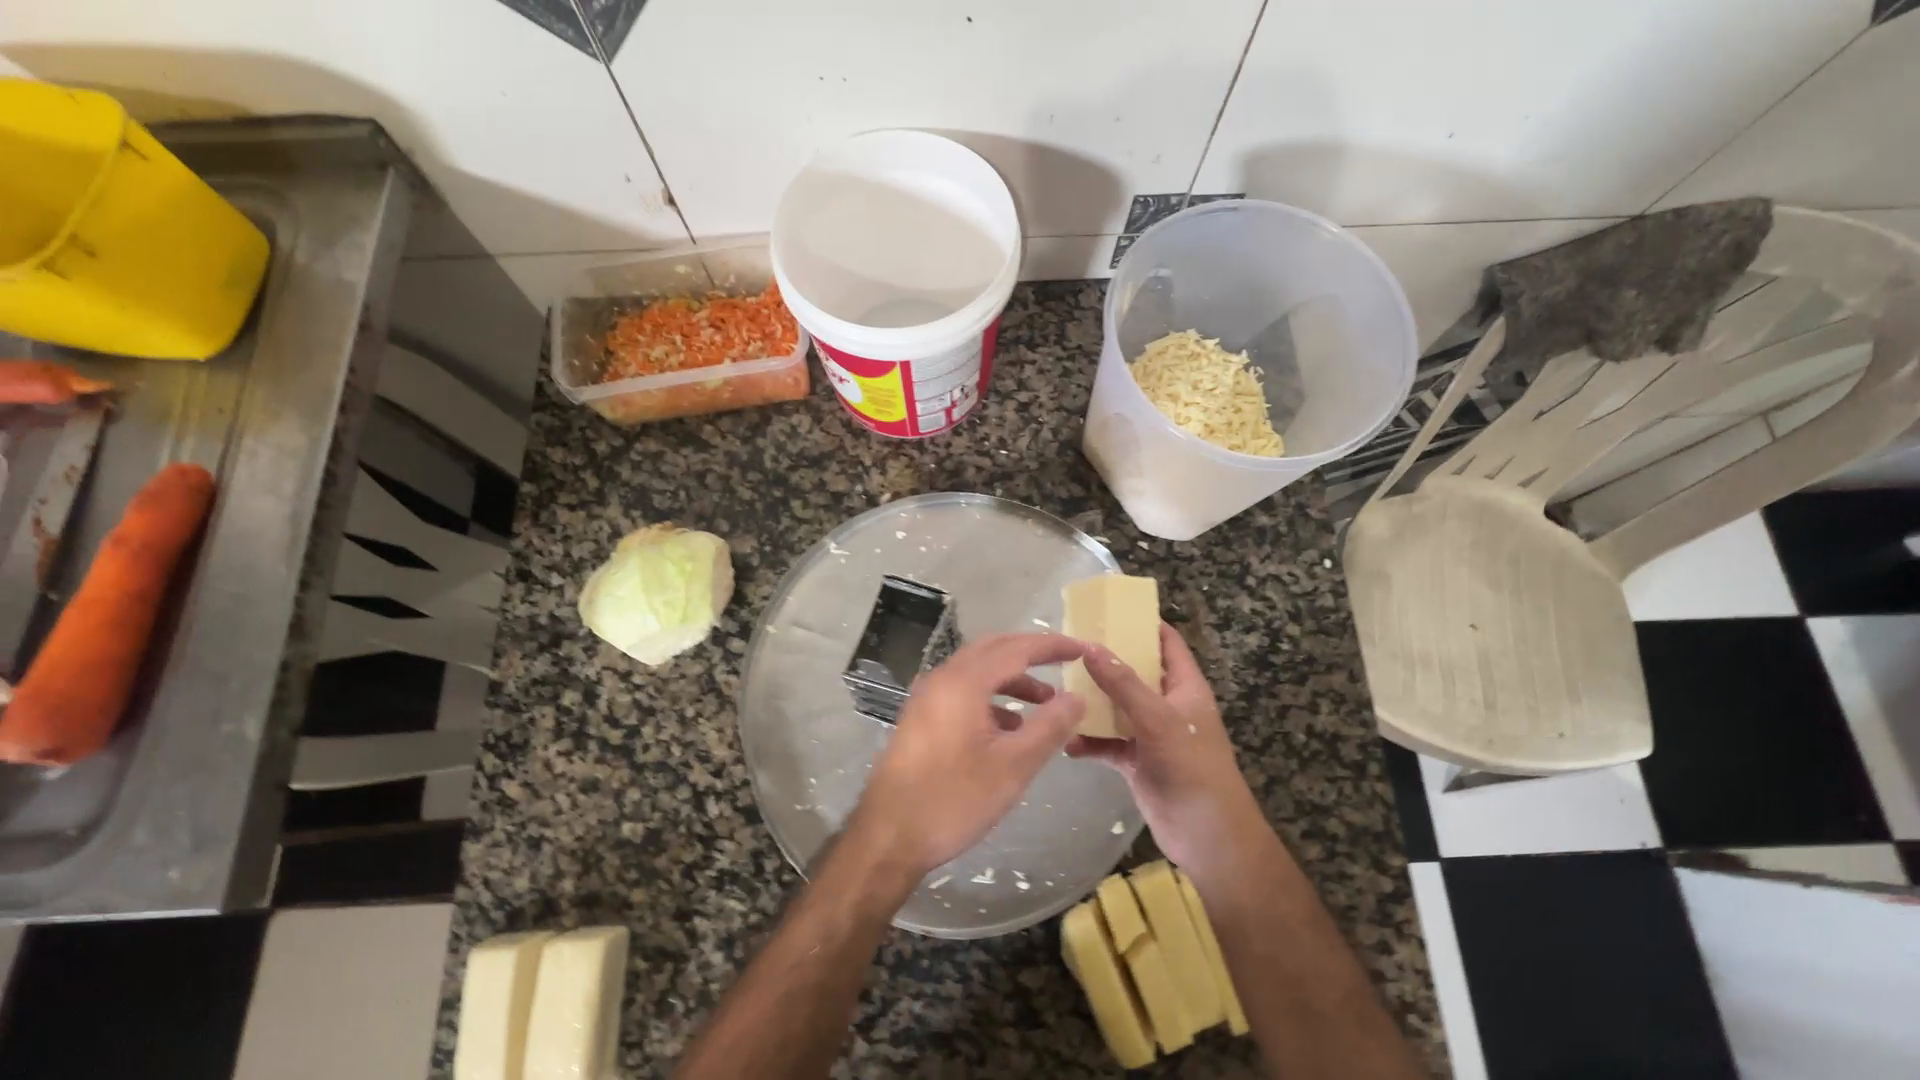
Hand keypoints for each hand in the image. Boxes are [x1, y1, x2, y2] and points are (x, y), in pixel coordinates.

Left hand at [847, 633, 1087, 878]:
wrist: (888, 837)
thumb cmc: (953, 799)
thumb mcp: (1013, 766)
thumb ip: (1049, 727)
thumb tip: (1077, 697)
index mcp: (963, 683)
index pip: (1016, 648)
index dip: (1052, 647)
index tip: (1083, 649)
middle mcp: (941, 680)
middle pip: (993, 650)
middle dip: (1031, 653)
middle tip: (1066, 662)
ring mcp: (926, 699)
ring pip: (977, 673)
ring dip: (1012, 680)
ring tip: (1047, 704)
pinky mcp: (920, 720)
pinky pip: (962, 693)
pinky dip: (992, 698)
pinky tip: (1010, 728)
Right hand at [1067, 623, 1268, 884]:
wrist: (1207, 835)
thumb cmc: (1192, 768)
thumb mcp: (1158, 720)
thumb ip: (1124, 685)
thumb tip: (1090, 647)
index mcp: (1184, 687)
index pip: (1166, 643)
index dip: (1142, 623)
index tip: (1107, 610)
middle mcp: (1168, 705)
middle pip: (1135, 672)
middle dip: (1105, 661)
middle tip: (1067, 648)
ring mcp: (1151, 734)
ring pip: (1117, 708)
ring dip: (1092, 703)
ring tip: (1058, 693)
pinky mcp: (1137, 761)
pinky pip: (1108, 743)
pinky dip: (1090, 742)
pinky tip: (1067, 744)